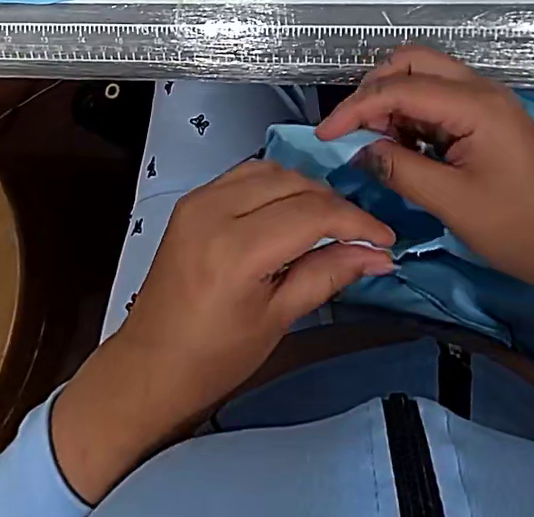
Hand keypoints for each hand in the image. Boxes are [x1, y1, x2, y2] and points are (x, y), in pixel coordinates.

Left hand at [51, 160, 394, 502]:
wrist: (149, 364)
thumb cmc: (215, 357)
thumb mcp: (278, 319)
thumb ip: (328, 274)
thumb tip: (378, 255)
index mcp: (235, 249)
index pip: (311, 214)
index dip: (355, 222)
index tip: (384, 238)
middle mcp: (214, 210)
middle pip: (293, 183)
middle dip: (334, 203)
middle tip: (360, 234)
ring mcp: (199, 199)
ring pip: (271, 169)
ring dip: (305, 188)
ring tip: (328, 221)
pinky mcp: (192, 199)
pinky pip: (245, 173)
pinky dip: (276, 183)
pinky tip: (289, 208)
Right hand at [324, 50, 533, 484]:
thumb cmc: (518, 229)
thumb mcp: (451, 202)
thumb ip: (399, 169)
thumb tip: (361, 151)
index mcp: (476, 104)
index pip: (400, 87)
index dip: (356, 108)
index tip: (325, 134)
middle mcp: (481, 89)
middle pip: (412, 63)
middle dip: (375, 90)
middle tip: (353, 129)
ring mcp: (486, 102)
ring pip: (424, 78)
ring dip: (393, 103)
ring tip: (379, 144)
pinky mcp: (486, 119)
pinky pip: (438, 100)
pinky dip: (412, 116)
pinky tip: (405, 147)